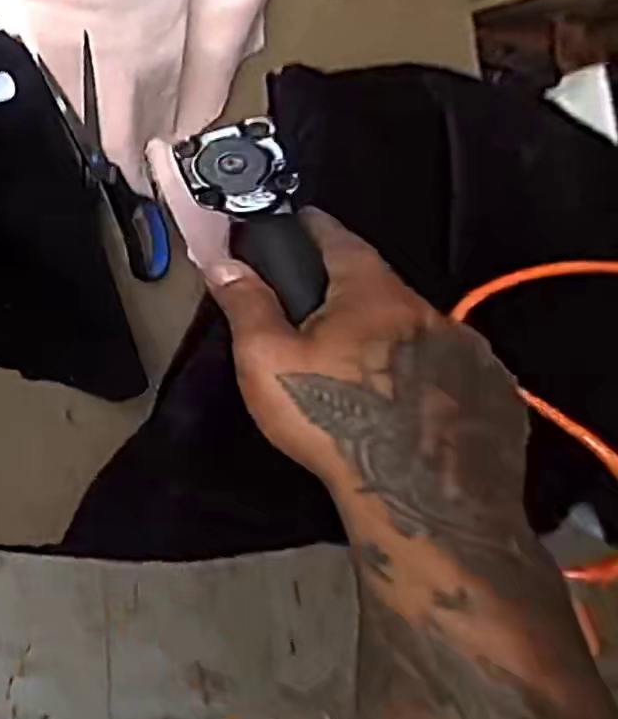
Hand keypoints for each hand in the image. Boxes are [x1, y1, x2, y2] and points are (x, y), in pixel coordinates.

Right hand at [200, 209, 527, 518]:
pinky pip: (442, 366)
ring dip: (379, 332)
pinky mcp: (494, 400)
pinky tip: (386, 394)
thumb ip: (245, 304)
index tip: (301, 217)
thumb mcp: (264, 357)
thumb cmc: (330, 417)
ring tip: (343, 361)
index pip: (344, 244)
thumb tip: (223, 262)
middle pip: (379, 290)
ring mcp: (474, 360)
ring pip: (412, 329)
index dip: (317, 226)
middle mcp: (435, 318)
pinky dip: (410, 366)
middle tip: (303, 308)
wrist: (422, 501)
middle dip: (342, 291)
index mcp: (376, 300)